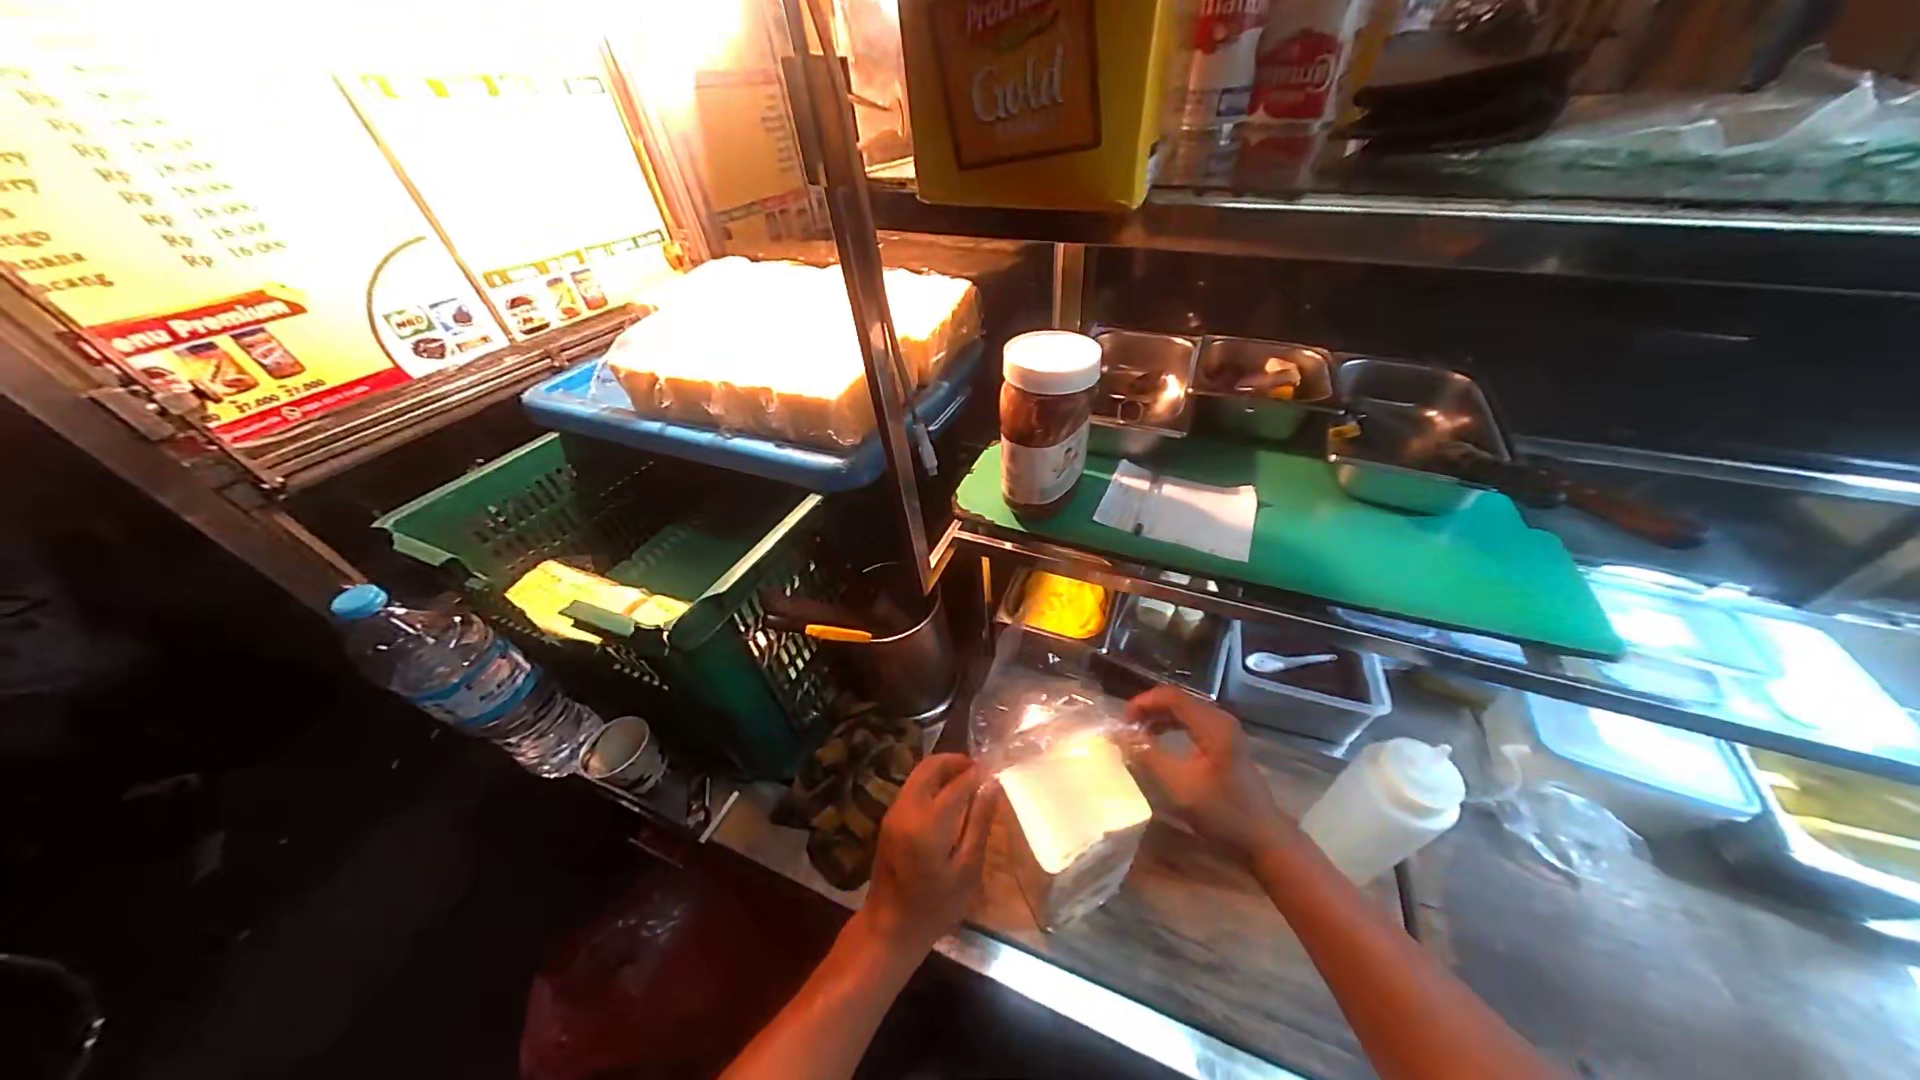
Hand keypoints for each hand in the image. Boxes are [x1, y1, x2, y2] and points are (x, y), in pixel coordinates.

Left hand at [862, 754, 999, 954]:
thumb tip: (992, 785)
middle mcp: (906, 808)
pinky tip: (950, 799)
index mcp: (927, 822)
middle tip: (981, 771)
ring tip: (969, 783)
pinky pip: (913, 788)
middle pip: (930, 767)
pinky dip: (932, 784)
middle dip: (956, 762)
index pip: (957, 782)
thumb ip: (979, 822)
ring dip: (943, 771)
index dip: (978, 773)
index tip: (996, 769)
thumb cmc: (935, 905)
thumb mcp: (967, 868)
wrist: (890, 927)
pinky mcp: (889, 819)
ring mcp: (894, 812)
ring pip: (919, 775)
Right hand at [1126, 686, 1298, 863]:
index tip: (1122, 721)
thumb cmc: (1222, 813)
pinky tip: (1158, 740)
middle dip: (1148, 709)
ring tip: (1137, 734)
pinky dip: (1171, 726)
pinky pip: (1192, 722)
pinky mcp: (1225, 741)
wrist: (1263, 838)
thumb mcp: (1179, 787)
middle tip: (1125, 727)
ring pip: (1184, 710)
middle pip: (1177, 700)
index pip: (1171, 696)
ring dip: (1158, 717)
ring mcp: (1225, 730)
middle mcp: (1220, 719)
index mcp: (1213, 725)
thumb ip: (1148, 756)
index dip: (1143, 703)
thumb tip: (1120, 734)